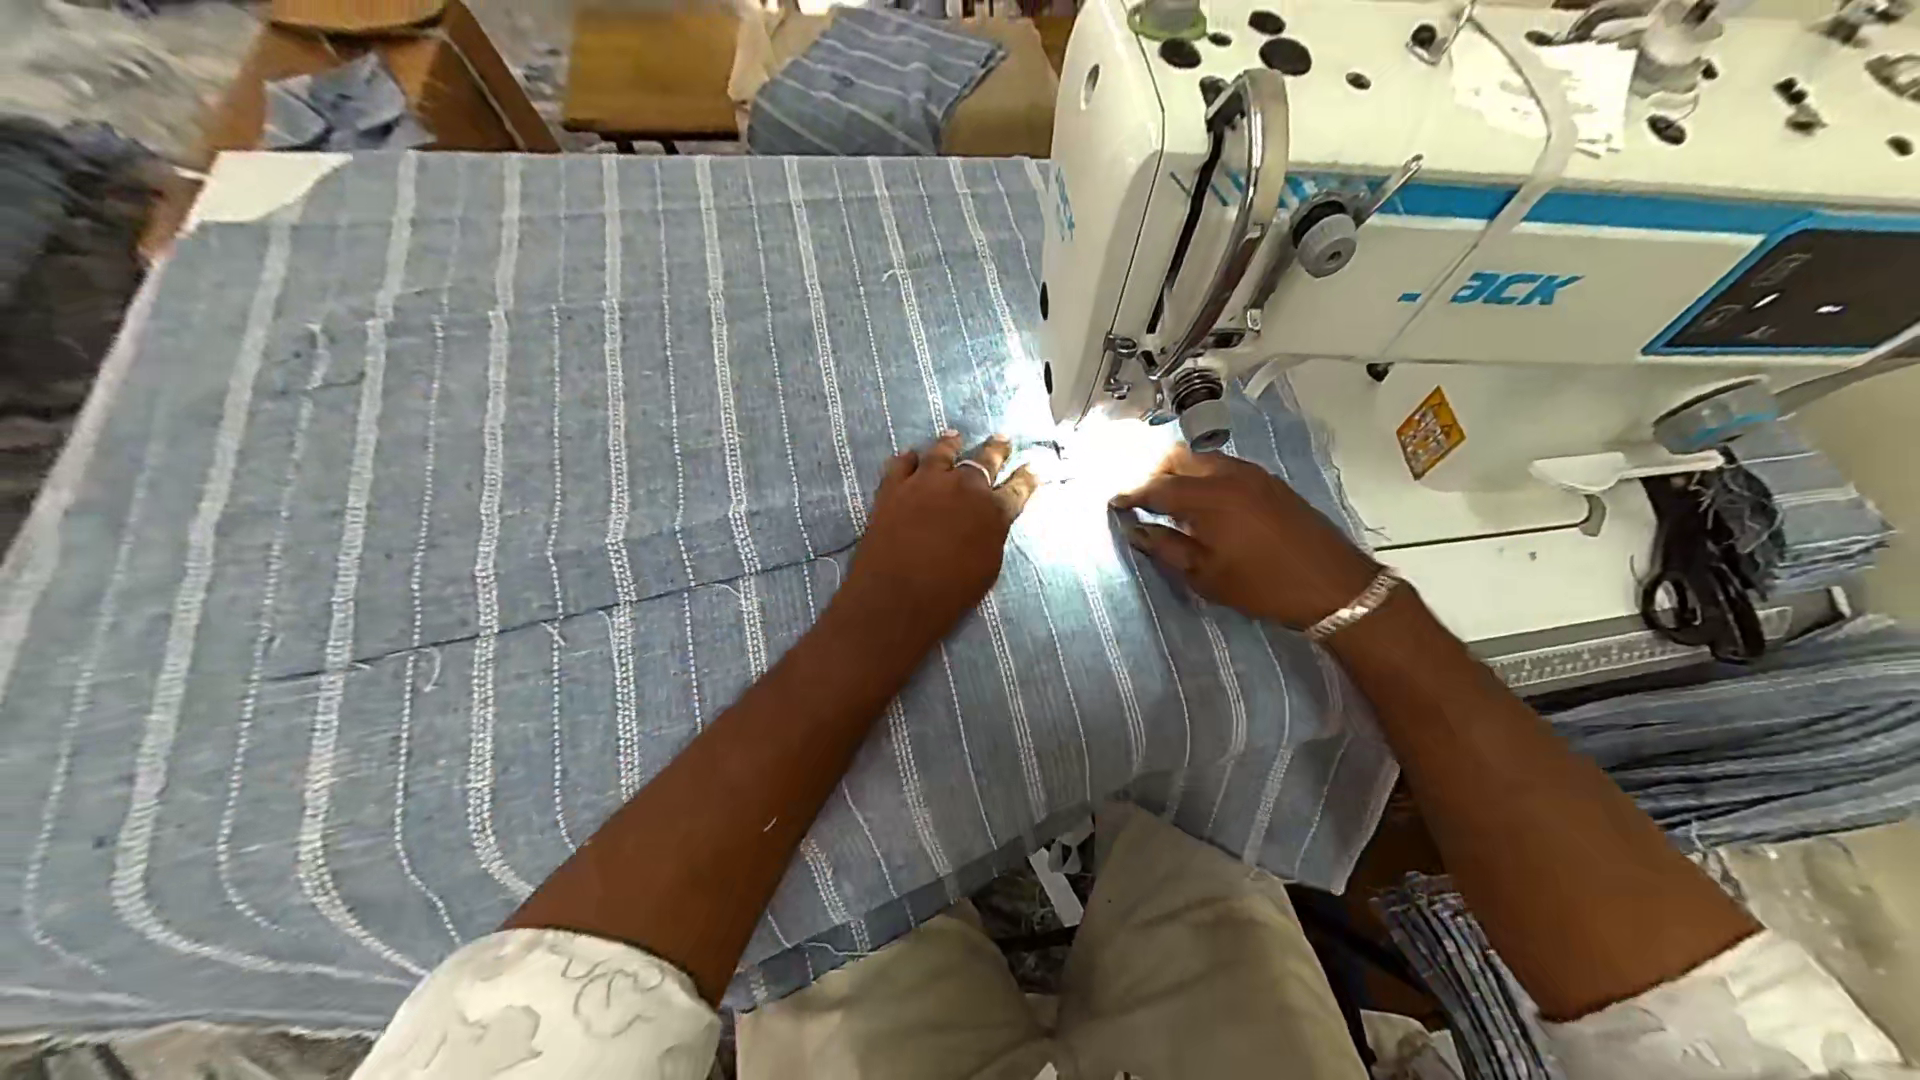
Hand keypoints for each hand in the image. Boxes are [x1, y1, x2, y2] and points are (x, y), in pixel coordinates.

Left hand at [833, 432, 1038, 651]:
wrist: (896, 596)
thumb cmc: (949, 593)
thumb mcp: (987, 567)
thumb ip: (991, 536)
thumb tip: (987, 523)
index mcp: (993, 511)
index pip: (1018, 488)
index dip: (1027, 477)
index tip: (1033, 467)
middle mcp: (964, 488)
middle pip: (985, 461)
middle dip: (997, 449)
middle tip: (1002, 438)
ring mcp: (926, 482)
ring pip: (942, 452)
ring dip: (952, 443)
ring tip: (955, 436)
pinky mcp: (893, 486)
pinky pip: (902, 463)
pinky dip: (909, 459)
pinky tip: (910, 456)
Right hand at [1111, 446, 1376, 629]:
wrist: (1333, 585)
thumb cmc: (1261, 586)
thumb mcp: (1205, 575)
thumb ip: (1166, 548)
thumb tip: (1136, 531)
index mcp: (1208, 499)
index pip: (1157, 486)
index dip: (1132, 493)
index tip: (1115, 503)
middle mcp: (1227, 476)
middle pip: (1178, 459)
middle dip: (1153, 474)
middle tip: (1141, 497)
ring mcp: (1252, 475)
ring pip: (1202, 459)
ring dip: (1180, 472)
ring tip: (1169, 498)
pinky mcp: (1269, 481)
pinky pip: (1224, 466)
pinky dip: (1203, 475)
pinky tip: (1204, 499)